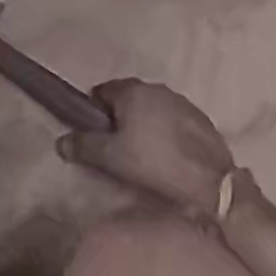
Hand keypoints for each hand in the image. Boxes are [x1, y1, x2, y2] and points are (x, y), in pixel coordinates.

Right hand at [57, 80, 234, 216]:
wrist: (214, 186)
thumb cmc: (153, 163)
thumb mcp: (109, 157)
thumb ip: (81, 145)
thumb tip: (61, 142)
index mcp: (131, 91)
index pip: (101, 92)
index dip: (95, 114)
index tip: (98, 136)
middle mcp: (157, 89)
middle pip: (128, 99)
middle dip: (121, 118)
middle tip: (119, 147)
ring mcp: (184, 104)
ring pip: (153, 110)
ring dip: (146, 124)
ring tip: (146, 154)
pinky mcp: (205, 122)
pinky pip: (175, 123)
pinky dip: (168, 134)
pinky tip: (170, 157)